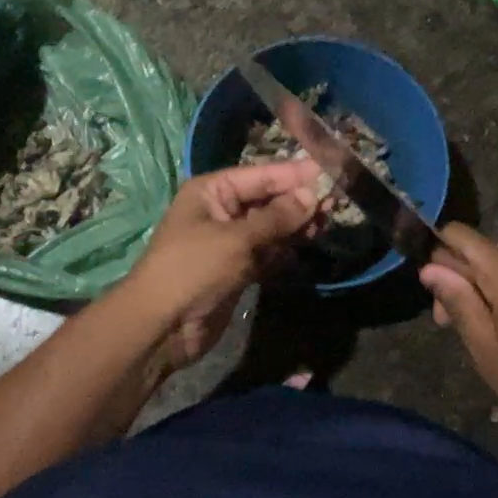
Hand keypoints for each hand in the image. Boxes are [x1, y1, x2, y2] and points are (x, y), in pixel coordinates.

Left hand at [118, 159, 322, 367]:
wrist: (162, 326)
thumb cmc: (192, 270)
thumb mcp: (236, 239)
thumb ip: (276, 218)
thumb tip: (311, 196)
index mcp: (212, 191)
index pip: (260, 175)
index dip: (294, 173)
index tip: (330, 170)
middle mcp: (221, 211)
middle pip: (267, 199)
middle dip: (299, 200)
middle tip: (336, 200)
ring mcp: (229, 242)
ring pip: (271, 227)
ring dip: (297, 225)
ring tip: (329, 222)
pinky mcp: (237, 270)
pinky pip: (268, 252)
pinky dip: (287, 250)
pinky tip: (310, 245)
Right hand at [420, 223, 497, 446]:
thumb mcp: (488, 353)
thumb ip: (459, 304)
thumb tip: (431, 269)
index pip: (463, 237)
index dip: (441, 256)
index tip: (434, 292)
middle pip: (487, 255)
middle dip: (464, 281)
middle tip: (455, 328)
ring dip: (491, 292)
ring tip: (490, 338)